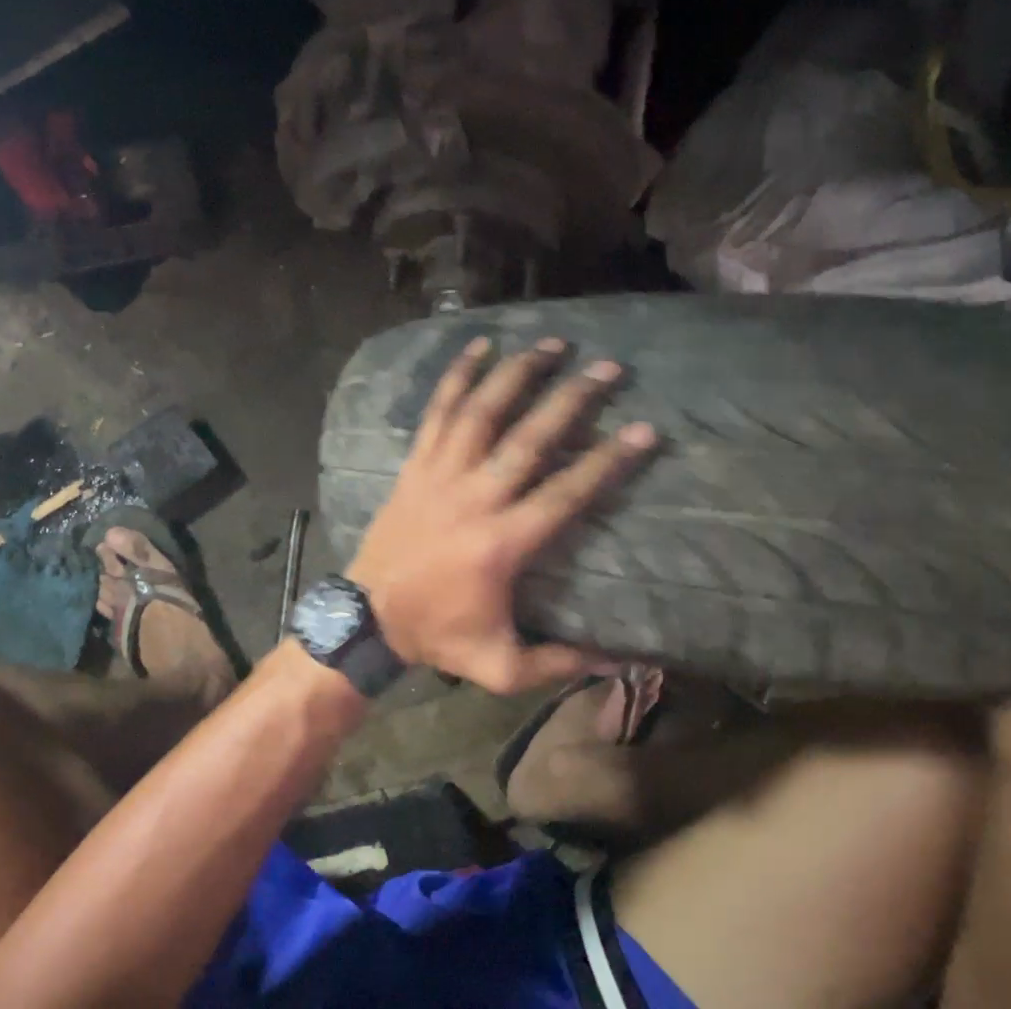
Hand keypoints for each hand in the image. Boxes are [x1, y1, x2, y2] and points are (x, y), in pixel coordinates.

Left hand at [344, 336, 657, 694]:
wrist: (366, 620)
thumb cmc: (438, 637)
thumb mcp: (502, 667)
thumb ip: (562, 662)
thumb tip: (624, 660)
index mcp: (502, 543)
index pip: (566, 492)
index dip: (608, 460)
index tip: (643, 429)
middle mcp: (474, 498)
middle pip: (529, 438)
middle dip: (571, 399)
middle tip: (609, 368)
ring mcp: (440, 475)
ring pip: (482, 412)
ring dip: (518, 373)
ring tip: (554, 343)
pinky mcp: (415, 466)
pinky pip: (438, 412)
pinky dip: (457, 376)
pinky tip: (480, 345)